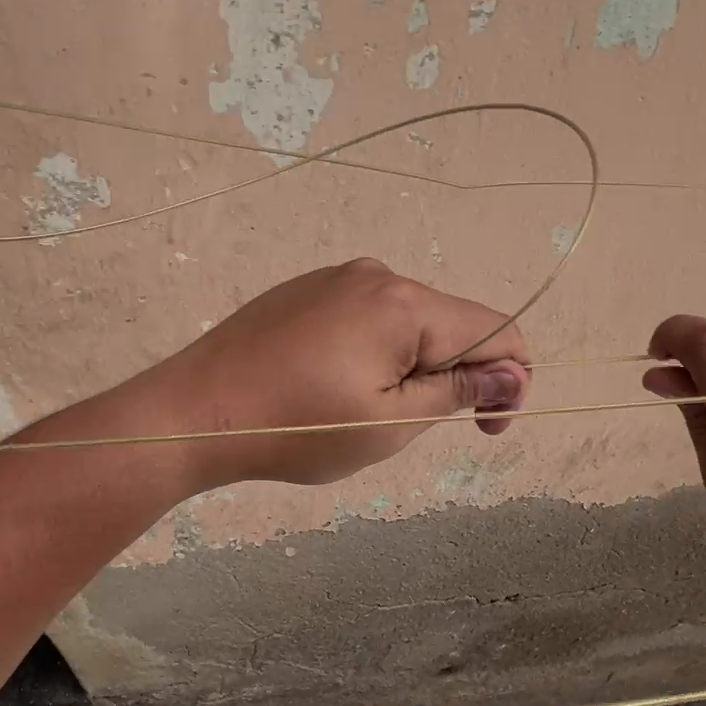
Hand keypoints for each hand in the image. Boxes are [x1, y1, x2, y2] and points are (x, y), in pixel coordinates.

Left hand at [144, 258, 531, 486]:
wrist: (194, 412)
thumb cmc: (295, 428)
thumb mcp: (387, 424)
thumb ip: (456, 392)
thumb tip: (510, 374)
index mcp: (403, 304)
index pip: (496, 329)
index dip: (511, 381)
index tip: (486, 429)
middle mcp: (375, 276)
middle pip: (450, 325)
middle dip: (454, 378)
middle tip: (409, 429)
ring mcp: (335, 280)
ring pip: (407, 325)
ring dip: (410, 370)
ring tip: (360, 414)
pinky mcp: (305, 294)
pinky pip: (366, 320)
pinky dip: (374, 356)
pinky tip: (332, 390)